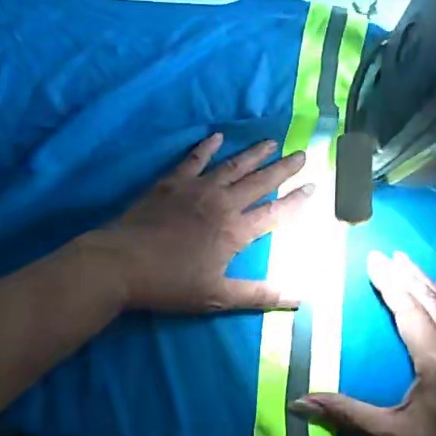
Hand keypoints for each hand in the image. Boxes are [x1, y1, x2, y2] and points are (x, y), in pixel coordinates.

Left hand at [79, 133, 310, 313]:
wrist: (122, 263)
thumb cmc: (170, 284)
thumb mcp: (216, 297)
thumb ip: (258, 296)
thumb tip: (298, 299)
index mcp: (235, 232)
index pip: (275, 213)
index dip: (296, 201)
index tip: (313, 186)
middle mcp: (221, 204)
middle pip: (259, 182)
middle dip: (282, 168)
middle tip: (301, 154)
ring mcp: (195, 189)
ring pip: (232, 166)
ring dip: (253, 154)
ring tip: (270, 141)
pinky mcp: (171, 183)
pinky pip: (193, 159)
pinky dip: (206, 147)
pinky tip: (216, 136)